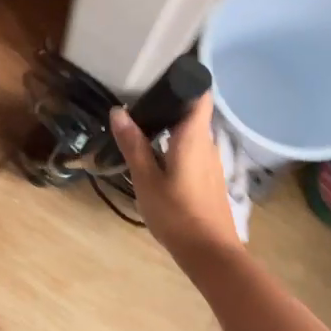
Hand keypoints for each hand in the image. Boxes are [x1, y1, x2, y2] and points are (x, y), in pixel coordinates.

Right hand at [110, 93, 241, 265]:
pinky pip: (193, 151)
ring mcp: (212, 162)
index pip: (199, 93)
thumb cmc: (176, 213)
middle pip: (192, 113)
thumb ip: (133, 144)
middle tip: (138, 107)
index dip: (185, 79)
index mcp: (193, 136)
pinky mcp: (210, 178)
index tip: (161, 78)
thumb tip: (118, 112)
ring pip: (192, 134)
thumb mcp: (146, 179)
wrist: (210, 252)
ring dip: (170, 130)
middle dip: (169, 106)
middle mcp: (207, 143)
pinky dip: (176, 148)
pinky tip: (157, 161)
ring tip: (142, 134)